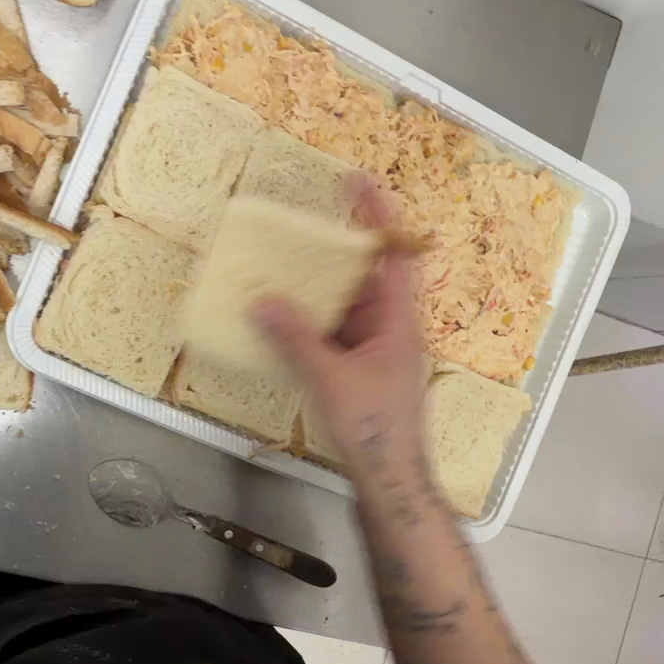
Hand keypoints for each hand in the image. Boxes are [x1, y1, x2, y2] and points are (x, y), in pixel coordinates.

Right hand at [253, 175, 428, 477]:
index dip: (378, 216)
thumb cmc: (373, 429)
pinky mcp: (361, 371)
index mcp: (398, 321)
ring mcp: (377, 351)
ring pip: (347, 308)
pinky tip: (282, 322)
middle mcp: (391, 329)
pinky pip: (336, 334)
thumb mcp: (331, 380)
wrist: (389, 480)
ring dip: (319, 292)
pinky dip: (312, 325)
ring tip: (281, 271)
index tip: (356, 183)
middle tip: (300, 230)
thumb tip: (264, 303)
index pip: (395, 255)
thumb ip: (297, 340)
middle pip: (366, 277)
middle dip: (335, 253)